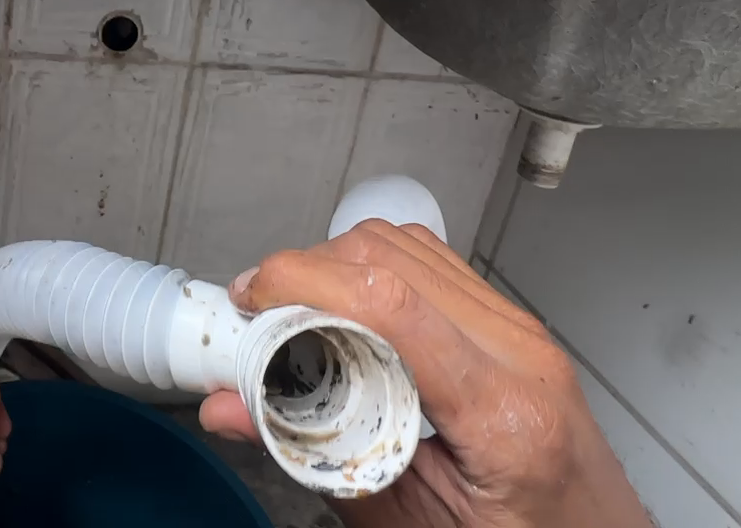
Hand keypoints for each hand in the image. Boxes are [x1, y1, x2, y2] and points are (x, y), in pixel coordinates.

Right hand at [199, 221, 652, 527]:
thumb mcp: (404, 527)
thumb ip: (312, 458)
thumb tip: (224, 408)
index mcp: (501, 415)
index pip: (388, 303)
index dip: (302, 280)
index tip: (251, 299)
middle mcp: (515, 350)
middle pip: (384, 257)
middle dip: (304, 270)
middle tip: (261, 311)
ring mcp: (515, 323)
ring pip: (399, 240)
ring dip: (331, 261)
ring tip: (298, 306)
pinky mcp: (505, 314)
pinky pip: (422, 252)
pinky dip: (367, 260)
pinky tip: (347, 300)